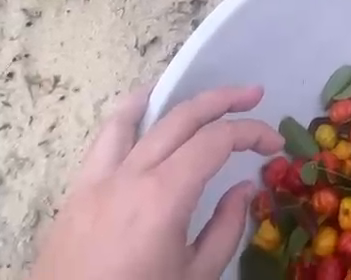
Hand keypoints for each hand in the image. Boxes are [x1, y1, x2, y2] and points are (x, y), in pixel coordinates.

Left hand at [29, 84, 281, 279]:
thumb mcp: (194, 279)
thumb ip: (225, 229)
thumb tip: (244, 188)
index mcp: (164, 196)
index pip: (218, 140)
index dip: (252, 132)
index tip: (274, 144)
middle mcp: (131, 175)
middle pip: (183, 116)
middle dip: (224, 99)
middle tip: (255, 95)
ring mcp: (97, 181)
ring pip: (137, 116)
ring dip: (175, 96)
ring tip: (197, 90)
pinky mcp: (75, 194)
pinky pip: (103, 139)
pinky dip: (128, 115)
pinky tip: (141, 110)